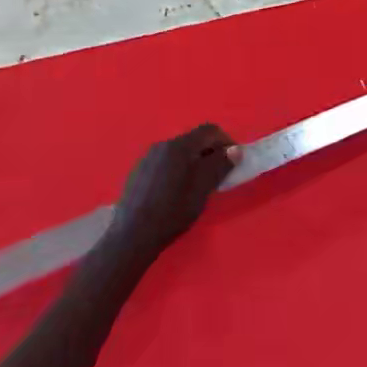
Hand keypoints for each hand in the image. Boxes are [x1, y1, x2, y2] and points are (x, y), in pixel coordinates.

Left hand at [110, 124, 240, 251]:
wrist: (131, 236)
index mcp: (179, 146)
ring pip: (180, 151)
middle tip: (219, 175)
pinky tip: (177, 191)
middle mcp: (162, 145)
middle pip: (194, 139)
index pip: (210, 130)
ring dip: (195, 161)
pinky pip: (167, 162)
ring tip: (200, 185)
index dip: (227, 142)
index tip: (234, 162)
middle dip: (211, 152)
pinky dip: (180, 169)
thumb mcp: (203, 189)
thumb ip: (220, 165)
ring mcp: (148, 157)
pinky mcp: (139, 171)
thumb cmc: (172, 211)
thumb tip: (235, 150)